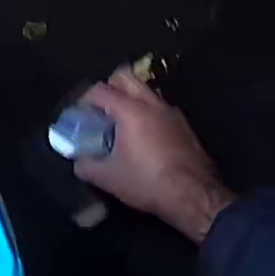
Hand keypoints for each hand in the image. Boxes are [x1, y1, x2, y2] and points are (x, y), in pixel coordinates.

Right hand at [73, 68, 232, 242]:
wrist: (196, 198)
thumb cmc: (148, 183)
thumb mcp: (108, 178)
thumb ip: (86, 166)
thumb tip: (78, 162)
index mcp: (131, 111)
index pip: (100, 89)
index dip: (84, 98)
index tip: (79, 113)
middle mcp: (152, 105)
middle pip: (125, 77)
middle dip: (108, 87)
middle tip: (99, 109)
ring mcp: (172, 113)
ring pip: (145, 91)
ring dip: (129, 99)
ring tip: (119, 124)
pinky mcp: (184, 127)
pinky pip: (159, 108)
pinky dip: (146, 113)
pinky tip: (141, 138)